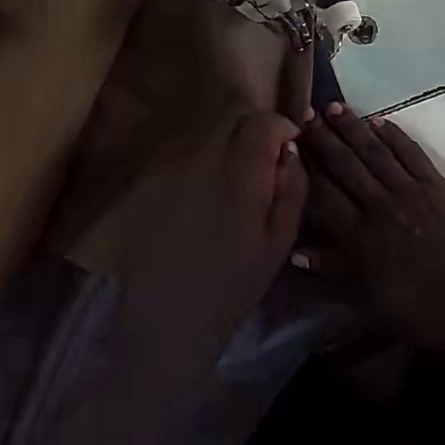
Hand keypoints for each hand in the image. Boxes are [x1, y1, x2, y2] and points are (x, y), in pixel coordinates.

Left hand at [125, 111, 308, 338]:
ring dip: (230, 144)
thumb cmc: (236, 284)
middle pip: (233, 122)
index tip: (289, 145)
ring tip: (240, 176)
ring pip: (208, 135)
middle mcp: (204, 167)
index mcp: (241, 180)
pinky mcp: (152, 188)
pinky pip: (185, 156)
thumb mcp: (281, 239)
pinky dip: (205, 161)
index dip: (281, 127)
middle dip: (256, 133)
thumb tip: (290, 150)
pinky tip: (209, 192)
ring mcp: (172, 175)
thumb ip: (292, 188)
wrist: (171, 322)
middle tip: (267, 160)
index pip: (261, 125)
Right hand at [300, 104, 444, 356]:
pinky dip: (395, 136)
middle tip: (305, 113)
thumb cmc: (423, 310)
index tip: (290, 144)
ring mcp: (412, 192)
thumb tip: (298, 251)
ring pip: (376, 153)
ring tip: (335, 108)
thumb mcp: (371, 299)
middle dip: (324, 138)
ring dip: (355, 128)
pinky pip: (412, 154)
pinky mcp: (439, 185)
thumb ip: (336, 271)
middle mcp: (382, 207)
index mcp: (361, 238)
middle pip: (347, 166)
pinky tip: (379, 120)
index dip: (306, 167)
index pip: (324, 194)